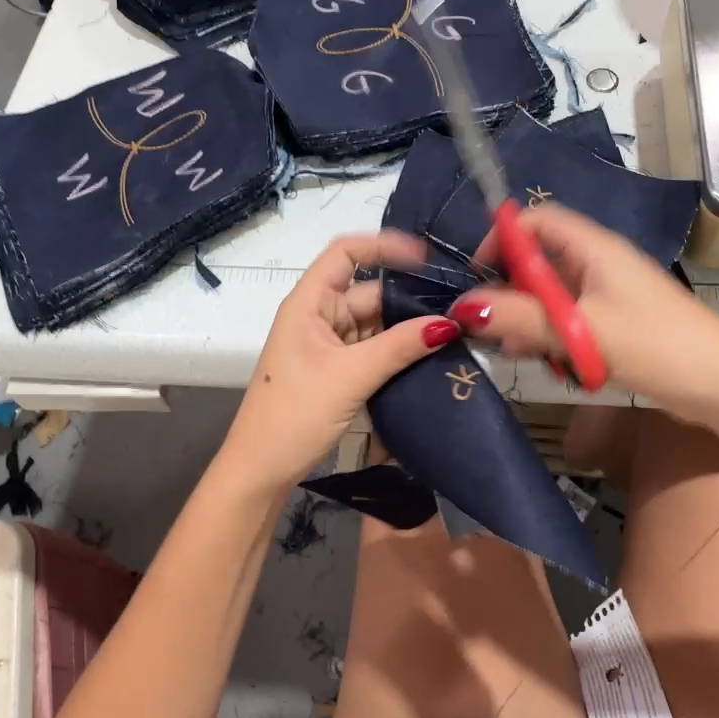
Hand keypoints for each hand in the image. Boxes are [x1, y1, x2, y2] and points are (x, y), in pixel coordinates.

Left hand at [221, 231, 461, 492]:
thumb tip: (448, 323)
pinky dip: (399, 350)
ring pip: (376, 322)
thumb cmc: (294, 415)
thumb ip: (399, 347)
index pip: (345, 253)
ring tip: (454, 330)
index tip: (424, 257)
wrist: (261, 471)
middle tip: (457, 307)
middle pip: (369, 291)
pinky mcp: (338, 370)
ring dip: (408, 326)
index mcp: (309, 303)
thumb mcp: (350, 377)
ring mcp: (329, 344)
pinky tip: (431, 355)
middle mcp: (319, 316)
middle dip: (408, 297)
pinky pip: (374, 348)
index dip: (382, 246)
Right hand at [447, 203, 718, 416]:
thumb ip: (521, 318)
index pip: (538, 221)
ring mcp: (610, 294)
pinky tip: (546, 362)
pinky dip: (554, 336)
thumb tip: (463, 307)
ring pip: (554, 295)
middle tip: (493, 327)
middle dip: (512, 290)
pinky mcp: (617, 323)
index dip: (504, 239)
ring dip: (530, 319)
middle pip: (541, 260)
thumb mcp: (581, 332)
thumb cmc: (655, 347)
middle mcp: (600, 264)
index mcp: (595, 249)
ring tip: (516, 351)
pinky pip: (572, 320)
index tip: (480, 275)